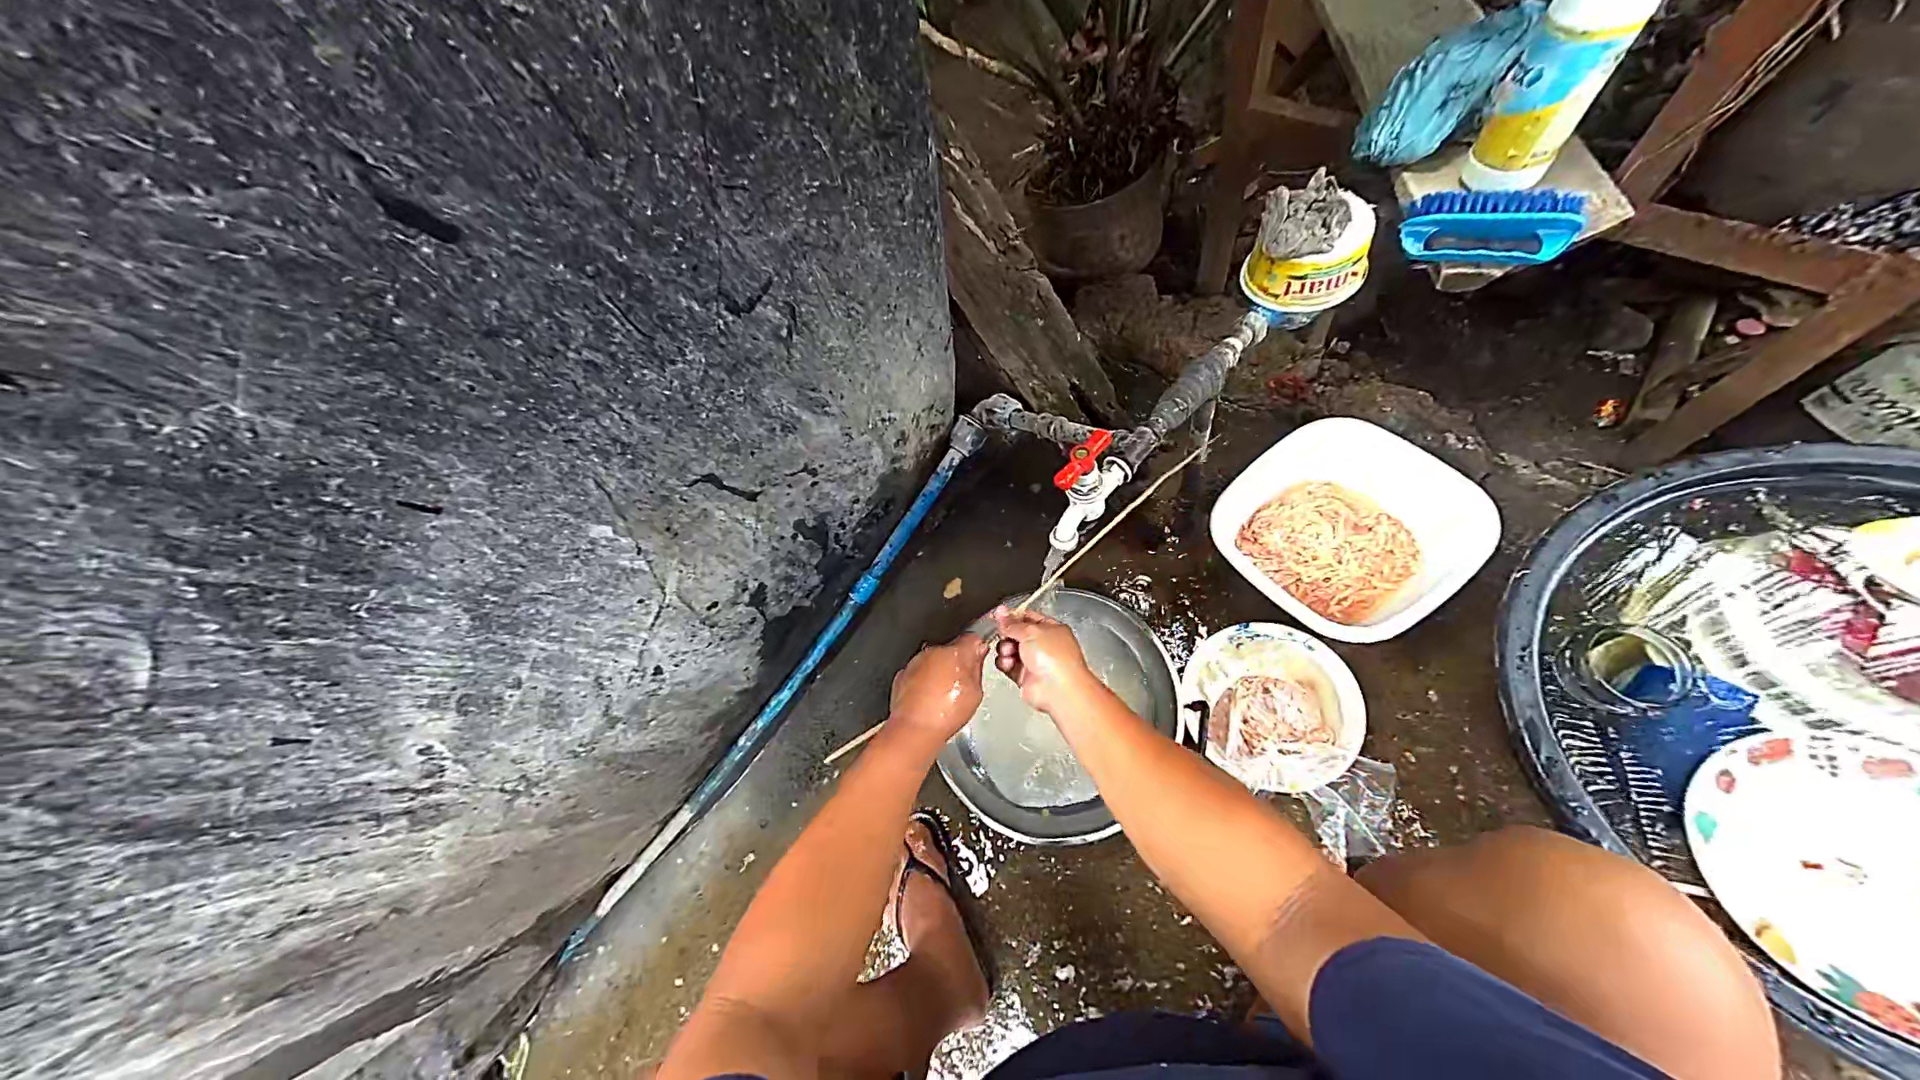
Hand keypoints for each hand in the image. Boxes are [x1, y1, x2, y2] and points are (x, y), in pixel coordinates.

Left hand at [888, 633, 989, 742]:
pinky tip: (930, 699)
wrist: (915, 729)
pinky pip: (919, 672)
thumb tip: (977, 658)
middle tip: (962, 684)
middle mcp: (933, 652)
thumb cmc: (944, 714)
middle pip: (951, 649)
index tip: (978, 656)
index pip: (971, 638)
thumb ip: (977, 669)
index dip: (977, 647)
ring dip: (940, 671)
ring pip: (934, 660)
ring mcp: (916, 662)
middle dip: (957, 662)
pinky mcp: (904, 674)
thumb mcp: (975, 693)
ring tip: (944, 696)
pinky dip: (924, 681)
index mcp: (954, 653)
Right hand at [992, 606, 1100, 714]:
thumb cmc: (1057, 659)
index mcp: (1051, 629)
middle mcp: (1044, 645)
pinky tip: (1008, 663)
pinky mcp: (1024, 677)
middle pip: (1017, 634)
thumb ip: (1013, 623)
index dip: (1012, 616)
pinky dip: (1004, 663)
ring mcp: (1034, 661)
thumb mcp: (1031, 631)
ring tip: (1008, 651)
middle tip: (1003, 634)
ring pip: (1010, 650)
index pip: (1028, 617)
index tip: (999, 615)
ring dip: (1004, 649)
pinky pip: (1008, 666)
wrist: (1058, 689)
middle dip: (1007, 634)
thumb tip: (1001, 614)